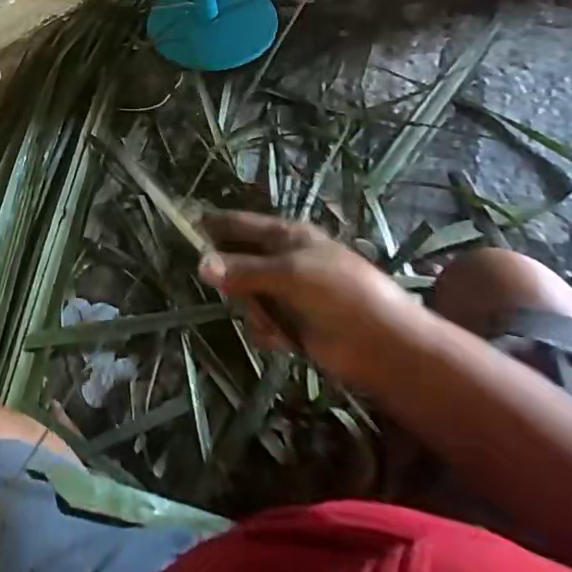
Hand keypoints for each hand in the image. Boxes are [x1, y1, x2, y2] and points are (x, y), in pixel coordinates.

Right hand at [195, 210, 429, 387]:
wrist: (387, 347)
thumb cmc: (342, 294)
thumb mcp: (290, 274)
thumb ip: (243, 269)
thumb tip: (200, 265)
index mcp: (286, 236)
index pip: (239, 223)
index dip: (212, 225)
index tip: (184, 229)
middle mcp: (282, 260)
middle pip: (235, 261)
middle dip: (232, 278)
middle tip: (232, 291)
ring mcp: (286, 292)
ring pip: (243, 294)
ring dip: (252, 310)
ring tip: (271, 322)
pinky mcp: (290, 322)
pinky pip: (259, 321)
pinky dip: (266, 330)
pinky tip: (282, 339)